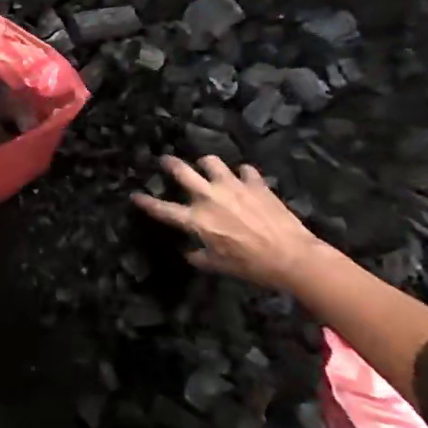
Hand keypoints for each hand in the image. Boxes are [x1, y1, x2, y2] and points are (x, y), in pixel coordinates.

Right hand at [131, 155, 326, 290]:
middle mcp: (209, 197)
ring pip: (211, 161)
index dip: (146, 202)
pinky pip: (246, 170)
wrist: (293, 257)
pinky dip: (244, 175)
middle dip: (170, 163)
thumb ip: (201, 258)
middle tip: (166, 160)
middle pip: (182, 170)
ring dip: (207, 164)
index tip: (135, 196)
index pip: (163, 209)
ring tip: (209, 167)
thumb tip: (190, 254)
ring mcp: (232, 186)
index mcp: (197, 220)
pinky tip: (246, 180)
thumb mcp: (221, 267)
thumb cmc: (253, 266)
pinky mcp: (255, 184)